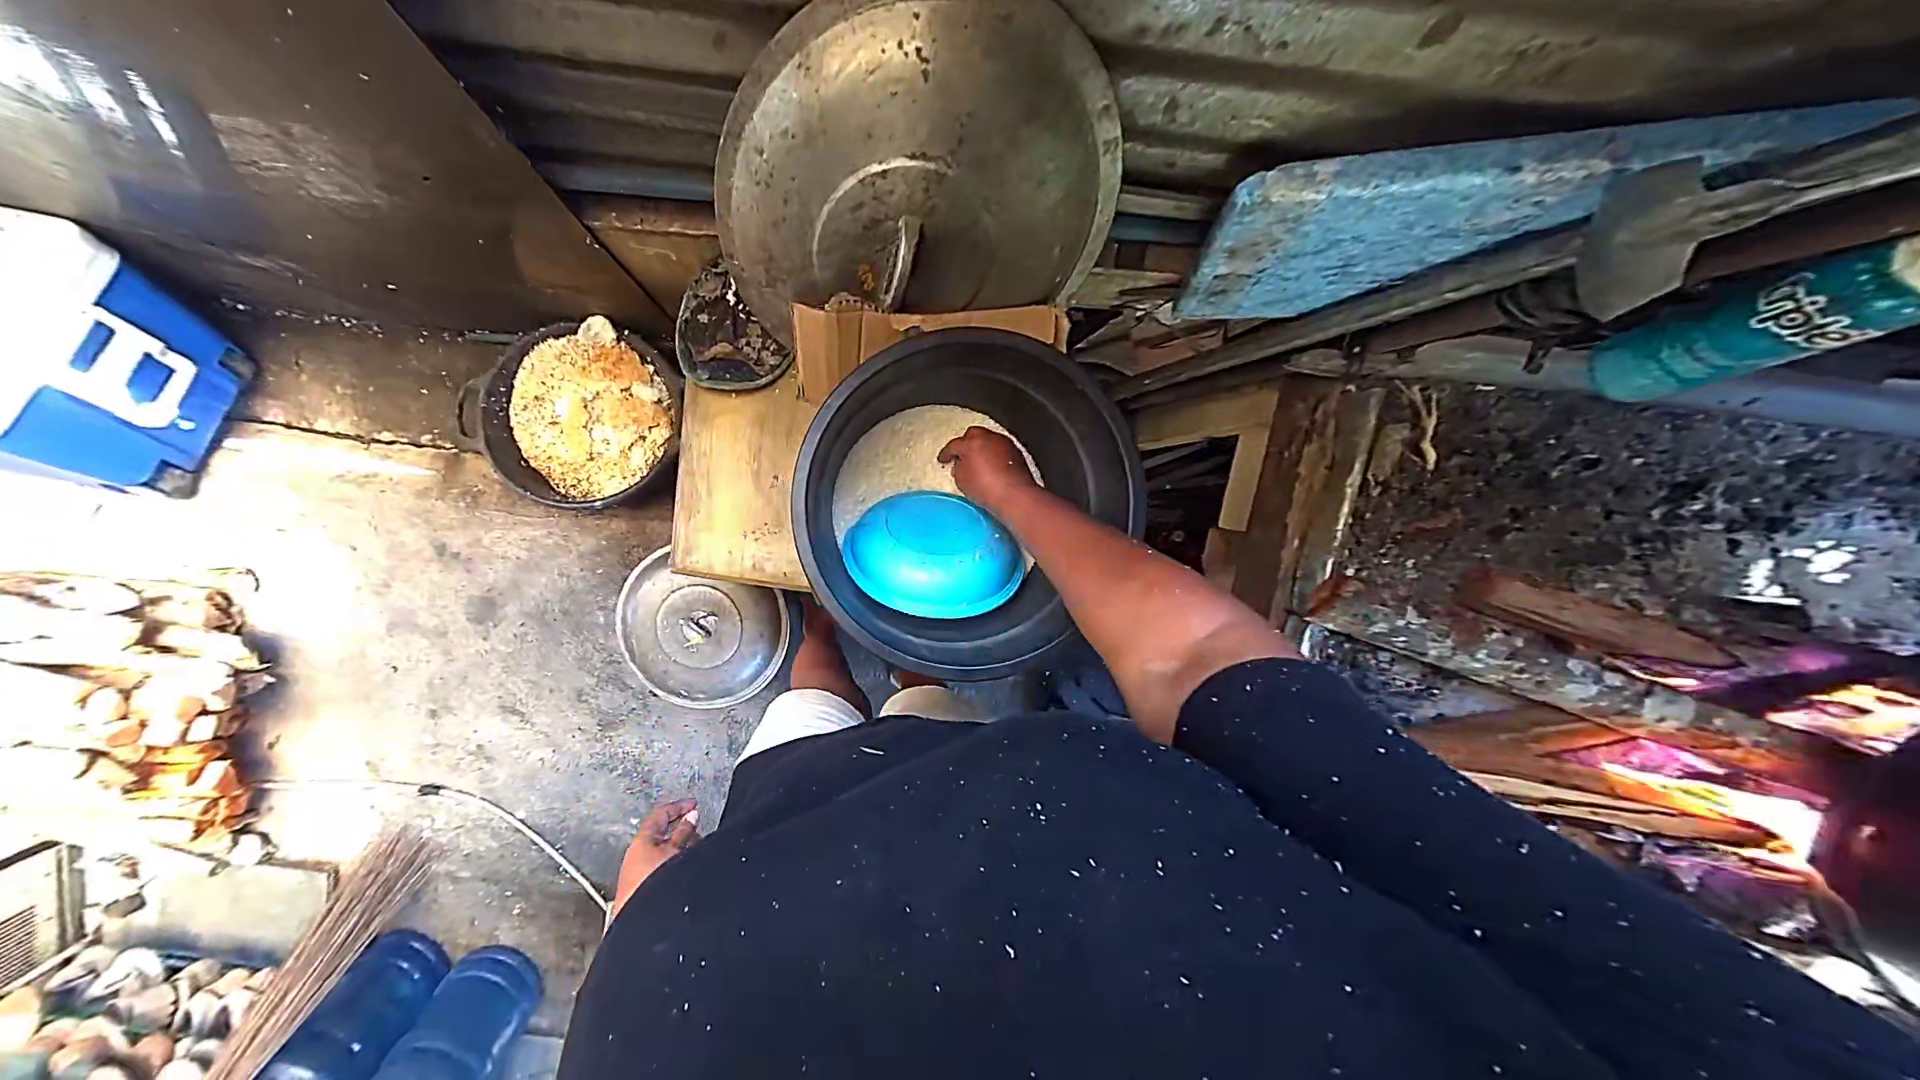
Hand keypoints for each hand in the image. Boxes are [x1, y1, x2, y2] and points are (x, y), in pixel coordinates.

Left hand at [611, 799, 698, 918]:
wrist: (643, 923)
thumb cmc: (654, 885)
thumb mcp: (676, 851)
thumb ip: (685, 832)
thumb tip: (692, 817)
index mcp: (642, 841)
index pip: (661, 815)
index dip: (679, 807)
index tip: (693, 804)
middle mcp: (637, 854)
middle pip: (662, 833)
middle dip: (682, 829)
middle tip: (698, 827)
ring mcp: (639, 872)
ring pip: (664, 851)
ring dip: (681, 847)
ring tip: (696, 851)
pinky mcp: (644, 888)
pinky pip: (663, 866)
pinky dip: (676, 862)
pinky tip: (687, 868)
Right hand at [938, 427, 1035, 508]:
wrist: (1014, 495)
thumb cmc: (985, 488)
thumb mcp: (961, 481)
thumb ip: (957, 468)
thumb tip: (960, 464)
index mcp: (970, 443)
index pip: (954, 445)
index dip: (946, 453)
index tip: (943, 459)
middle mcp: (988, 438)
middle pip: (973, 435)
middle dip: (966, 444)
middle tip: (961, 456)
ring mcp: (1004, 443)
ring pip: (988, 440)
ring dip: (982, 448)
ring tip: (978, 462)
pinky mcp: (1016, 452)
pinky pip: (1000, 449)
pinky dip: (994, 454)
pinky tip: (993, 466)